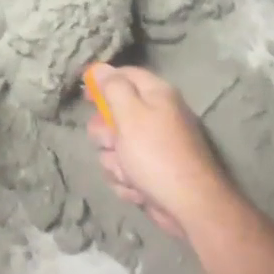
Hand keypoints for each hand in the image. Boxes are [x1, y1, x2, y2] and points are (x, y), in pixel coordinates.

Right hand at [87, 64, 236, 240]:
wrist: (188, 206)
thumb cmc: (156, 155)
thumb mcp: (130, 115)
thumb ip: (113, 88)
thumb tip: (101, 67)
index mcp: (156, 95)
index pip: (124, 75)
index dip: (102, 81)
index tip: (84, 95)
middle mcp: (156, 116)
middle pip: (113, 114)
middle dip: (106, 134)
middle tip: (113, 143)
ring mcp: (152, 146)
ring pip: (114, 147)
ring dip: (115, 162)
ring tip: (129, 172)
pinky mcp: (149, 171)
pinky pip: (124, 169)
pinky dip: (126, 180)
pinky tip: (137, 188)